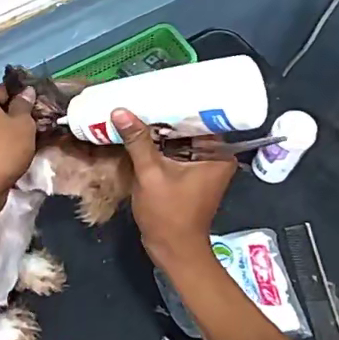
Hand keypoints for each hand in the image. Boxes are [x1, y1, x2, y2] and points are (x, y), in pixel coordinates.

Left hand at [0, 84, 36, 196]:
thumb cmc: (3, 151)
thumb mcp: (23, 125)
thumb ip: (24, 105)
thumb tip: (26, 92)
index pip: (5, 90)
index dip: (22, 100)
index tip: (35, 113)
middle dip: (11, 114)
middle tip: (30, 128)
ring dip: (2, 129)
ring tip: (19, 143)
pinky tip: (5, 154)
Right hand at [112, 108, 234, 263]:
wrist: (173, 252)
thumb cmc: (169, 215)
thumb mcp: (151, 174)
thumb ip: (138, 141)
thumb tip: (120, 110)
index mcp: (218, 154)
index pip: (202, 116)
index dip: (180, 102)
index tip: (158, 87)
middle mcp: (216, 156)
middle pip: (189, 126)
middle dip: (166, 114)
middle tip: (143, 94)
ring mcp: (203, 165)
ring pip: (180, 138)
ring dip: (160, 128)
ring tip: (138, 107)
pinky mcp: (189, 174)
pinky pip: (175, 150)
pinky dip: (160, 144)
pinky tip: (140, 131)